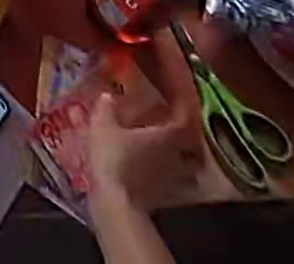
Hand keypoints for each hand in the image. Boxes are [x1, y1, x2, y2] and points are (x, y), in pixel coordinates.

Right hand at [86, 92, 201, 212]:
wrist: (116, 197)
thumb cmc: (112, 154)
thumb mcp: (102, 125)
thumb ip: (106, 109)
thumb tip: (109, 95)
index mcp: (163, 138)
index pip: (182, 127)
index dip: (184, 118)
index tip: (180, 111)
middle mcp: (174, 158)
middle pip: (192, 153)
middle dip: (188, 146)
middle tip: (177, 137)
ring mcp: (173, 180)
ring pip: (188, 172)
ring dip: (184, 166)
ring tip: (171, 159)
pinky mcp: (165, 197)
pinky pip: (175, 186)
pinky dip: (170, 181)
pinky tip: (157, 176)